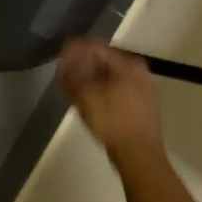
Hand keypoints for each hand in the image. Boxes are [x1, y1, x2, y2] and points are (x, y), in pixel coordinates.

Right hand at [58, 39, 163, 157]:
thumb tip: (63, 60)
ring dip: (91, 80)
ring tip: (73, 89)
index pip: (96, 47)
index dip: (74, 50)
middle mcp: (139, 71)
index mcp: (128, 63)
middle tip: (64, 75)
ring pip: (110, 77)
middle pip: (104, 61)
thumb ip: (72, 75)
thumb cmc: (112, 121)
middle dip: (82, 66)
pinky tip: (89, 102)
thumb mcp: (86, 96)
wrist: (139, 154)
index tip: (59, 58)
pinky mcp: (142, 106)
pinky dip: (101, 91)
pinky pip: (116, 90)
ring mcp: (143, 89)